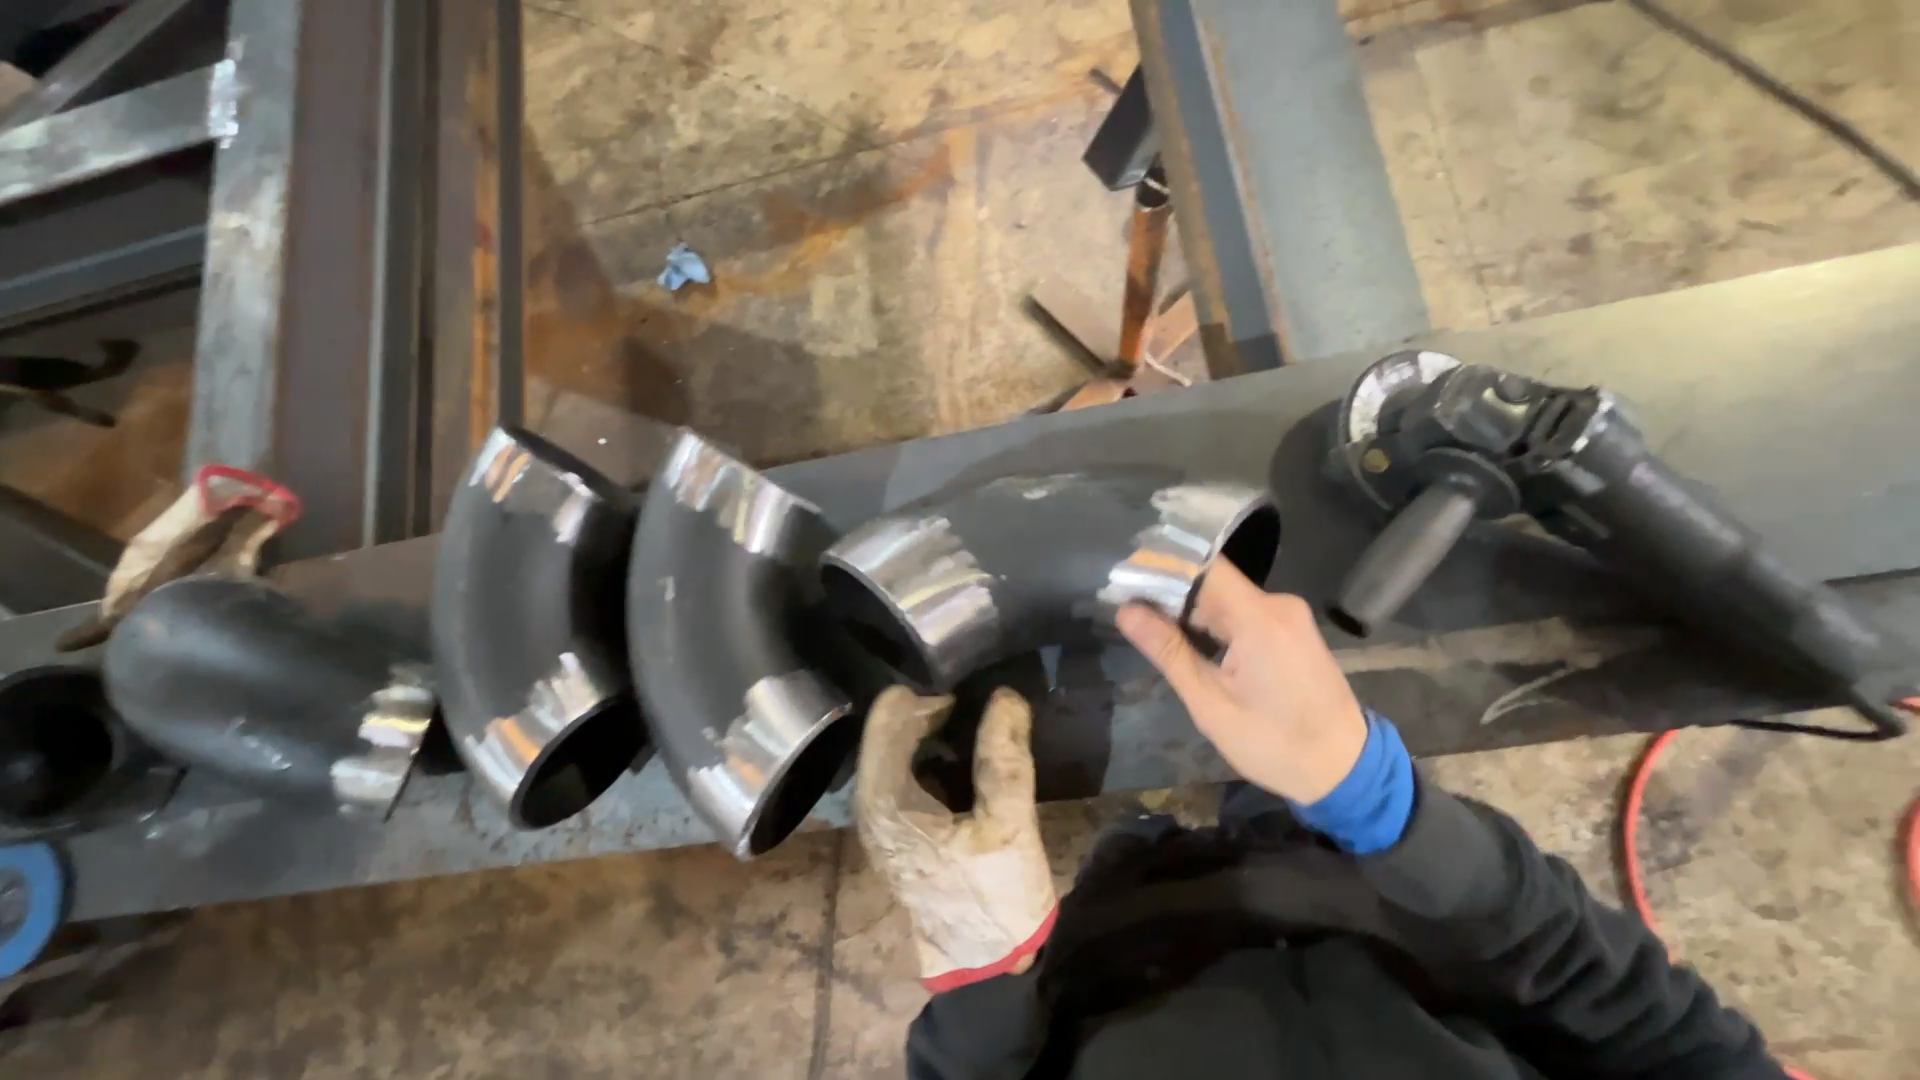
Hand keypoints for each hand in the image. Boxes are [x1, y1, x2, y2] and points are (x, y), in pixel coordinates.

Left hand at [854, 686, 1057, 991]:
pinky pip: (905, 772)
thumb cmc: (993, 898)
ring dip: (927, 730)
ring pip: (894, 751)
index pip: (888, 720)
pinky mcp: (899, 829)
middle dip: (925, 708)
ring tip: (970, 714)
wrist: (986, 966)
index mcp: (886, 802)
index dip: (924, 696)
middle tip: (971, 697)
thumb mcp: (1009, 825)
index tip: (965, 689)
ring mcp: (882, 819)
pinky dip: (929, 753)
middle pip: (887, 732)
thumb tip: (1004, 696)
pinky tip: (963, 750)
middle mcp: (871, 806)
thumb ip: (1003, 758)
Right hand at [1117, 560, 1367, 804]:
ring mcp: (1290, 616)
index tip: (1124, 581)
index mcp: (1259, 618)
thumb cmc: (1273, 743)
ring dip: (1193, 612)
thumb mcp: (1209, 703)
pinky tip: (1194, 644)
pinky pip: (1245, 613)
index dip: (1161, 568)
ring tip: (1152, 630)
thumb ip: (1169, 651)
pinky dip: (1217, 624)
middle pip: (1213, 582)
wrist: (1345, 770)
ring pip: (1227, 599)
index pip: (1202, 567)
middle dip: (1171, 595)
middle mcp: (1278, 605)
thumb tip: (1126, 611)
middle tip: (1129, 612)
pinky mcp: (1293, 630)